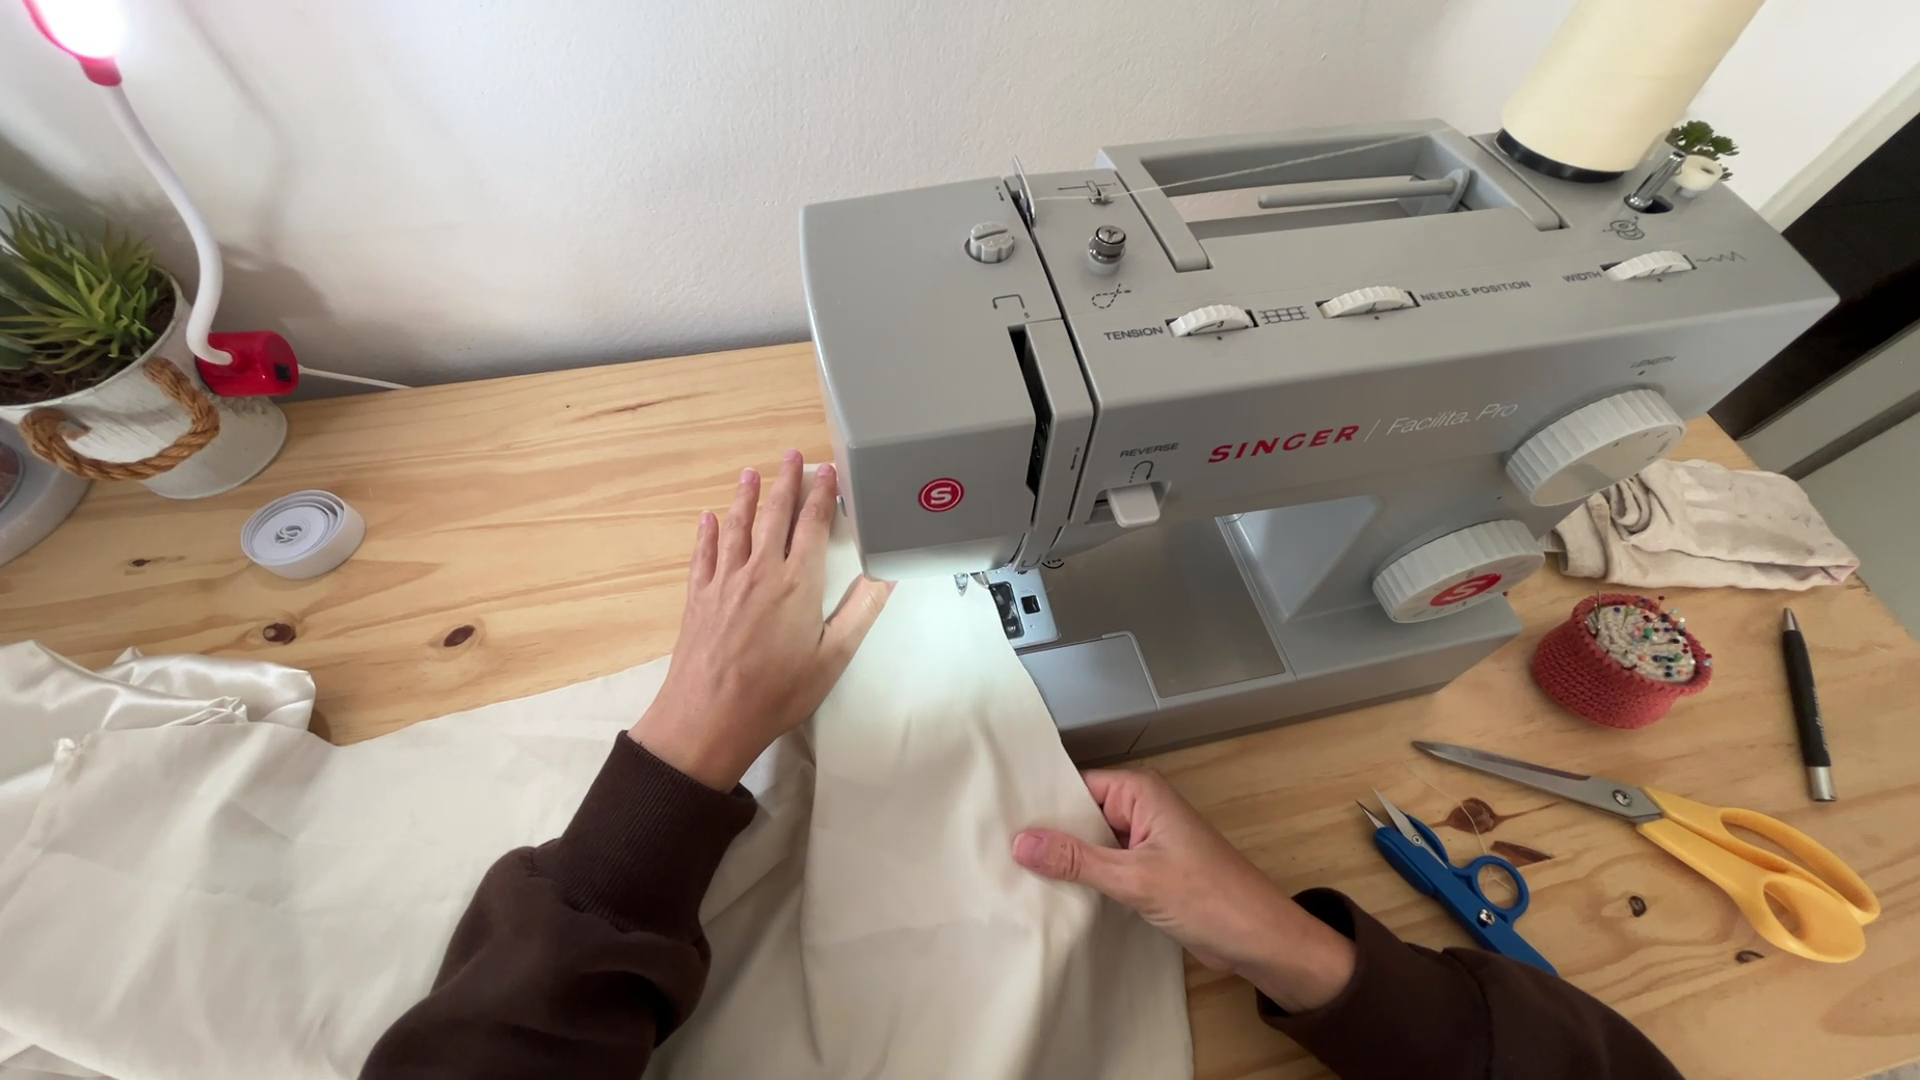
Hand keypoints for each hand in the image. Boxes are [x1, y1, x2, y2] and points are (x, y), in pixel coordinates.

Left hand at [630, 451, 892, 790]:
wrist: (709, 718)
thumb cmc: (778, 691)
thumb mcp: (833, 657)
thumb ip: (861, 611)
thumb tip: (886, 573)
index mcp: (797, 583)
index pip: (812, 525)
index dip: (823, 495)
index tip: (828, 471)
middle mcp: (759, 571)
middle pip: (774, 515)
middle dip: (785, 482)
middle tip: (791, 455)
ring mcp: (724, 582)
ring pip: (736, 527)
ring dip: (745, 497)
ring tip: (751, 474)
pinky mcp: (698, 598)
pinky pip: (703, 554)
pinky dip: (706, 533)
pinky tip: (707, 518)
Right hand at [1012, 769, 1355, 1012]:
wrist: (1261, 943)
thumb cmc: (1208, 897)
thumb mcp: (1136, 878)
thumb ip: (1077, 860)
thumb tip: (1019, 842)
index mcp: (1139, 791)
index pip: (1076, 786)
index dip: (1041, 803)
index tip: (999, 818)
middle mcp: (1138, 807)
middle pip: (1080, 814)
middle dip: (1048, 834)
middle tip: (996, 847)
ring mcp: (1141, 840)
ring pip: (1090, 843)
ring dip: (1064, 859)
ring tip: (1011, 870)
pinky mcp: (1144, 870)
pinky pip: (1103, 865)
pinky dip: (1082, 878)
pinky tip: (1049, 891)